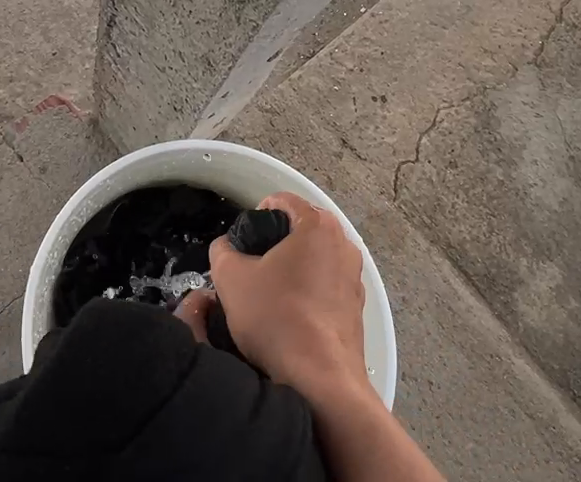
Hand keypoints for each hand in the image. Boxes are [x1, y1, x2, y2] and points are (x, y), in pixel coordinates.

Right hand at [207, 192, 370, 402]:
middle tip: (252, 266)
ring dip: (292, 267)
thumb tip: (227, 248)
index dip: (257, 214)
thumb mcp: (231, 277)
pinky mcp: (357, 308)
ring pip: (315, 258)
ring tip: (268, 293)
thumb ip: (223, 250)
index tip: (244, 241)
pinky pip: (326, 286)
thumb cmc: (276, 317)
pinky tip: (289, 316)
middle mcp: (343, 244)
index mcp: (317, 226)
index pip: (283, 200)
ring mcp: (355, 278)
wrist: (320, 380)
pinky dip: (308, 292)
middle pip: (301, 228)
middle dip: (275, 241)